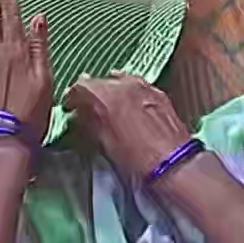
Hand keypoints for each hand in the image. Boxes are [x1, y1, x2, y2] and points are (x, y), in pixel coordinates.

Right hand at [64, 74, 191, 182]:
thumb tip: (79, 113)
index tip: (70, 108)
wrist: (173, 163)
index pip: (79, 86)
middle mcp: (122, 82)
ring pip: (118, 80)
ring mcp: (142, 84)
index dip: (72, 97)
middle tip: (88, 108)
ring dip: (111, 90)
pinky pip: (136, 86)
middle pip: (99, 80)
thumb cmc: (133, 157)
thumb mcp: (102, 142)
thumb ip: (88, 121)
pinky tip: (130, 106)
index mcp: (104, 94)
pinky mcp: (157, 90)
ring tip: (110, 106)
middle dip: (92, 93)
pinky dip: (129, 93)